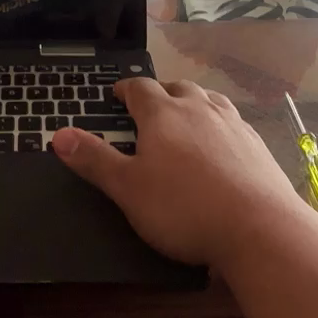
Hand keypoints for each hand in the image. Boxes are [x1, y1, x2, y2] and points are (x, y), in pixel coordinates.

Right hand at [53, 77, 310, 267]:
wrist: (260, 229)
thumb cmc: (184, 208)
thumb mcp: (128, 189)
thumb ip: (94, 160)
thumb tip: (58, 134)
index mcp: (162, 114)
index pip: (139, 88)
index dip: (125, 89)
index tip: (117, 95)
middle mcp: (198, 108)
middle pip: (176, 88)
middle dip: (161, 92)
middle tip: (151, 104)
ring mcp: (232, 124)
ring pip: (209, 100)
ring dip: (194, 102)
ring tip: (187, 113)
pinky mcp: (257, 144)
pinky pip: (233, 121)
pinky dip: (220, 124)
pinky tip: (222, 142)